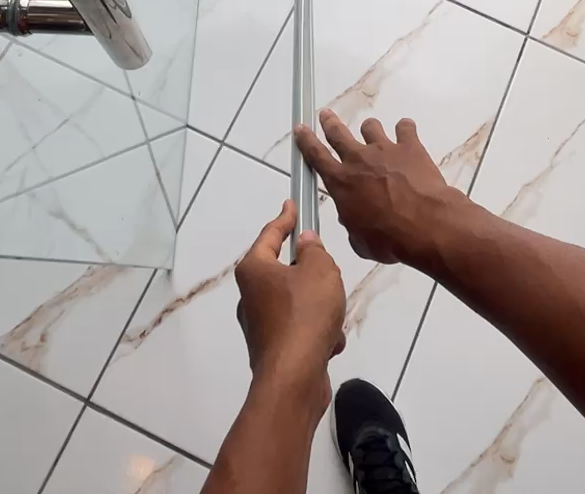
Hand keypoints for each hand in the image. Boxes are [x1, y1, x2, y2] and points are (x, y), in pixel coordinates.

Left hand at [234, 200, 346, 393]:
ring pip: (297, 302)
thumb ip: (315, 250)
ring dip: (318, 306)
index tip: (292, 204)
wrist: (294, 379)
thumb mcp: (320, 270)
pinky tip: (329, 342)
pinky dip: (317, 332)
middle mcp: (250, 295)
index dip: (285, 217)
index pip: (270, 234)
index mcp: (255, 270)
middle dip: (311, 272)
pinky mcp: (272, 350)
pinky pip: (300, 329)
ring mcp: (260, 325)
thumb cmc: (305, 314)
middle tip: (328, 272)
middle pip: (285, 270)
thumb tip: (306, 244)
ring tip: (333, 316)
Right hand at [294, 108, 469, 266]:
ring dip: (370, 130)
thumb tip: (354, 220)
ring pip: (371, 127)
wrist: (424, 224)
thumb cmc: (389, 239)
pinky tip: (407, 136)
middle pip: (338, 133)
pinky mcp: (409, 146)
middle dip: (330, 122)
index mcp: (342, 182)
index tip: (301, 128)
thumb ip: (352, 223)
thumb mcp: (360, 241)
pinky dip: (404, 130)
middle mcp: (359, 160)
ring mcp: (384, 149)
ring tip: (375, 135)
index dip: (306, 140)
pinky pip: (405, 127)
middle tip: (326, 114)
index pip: (316, 156)